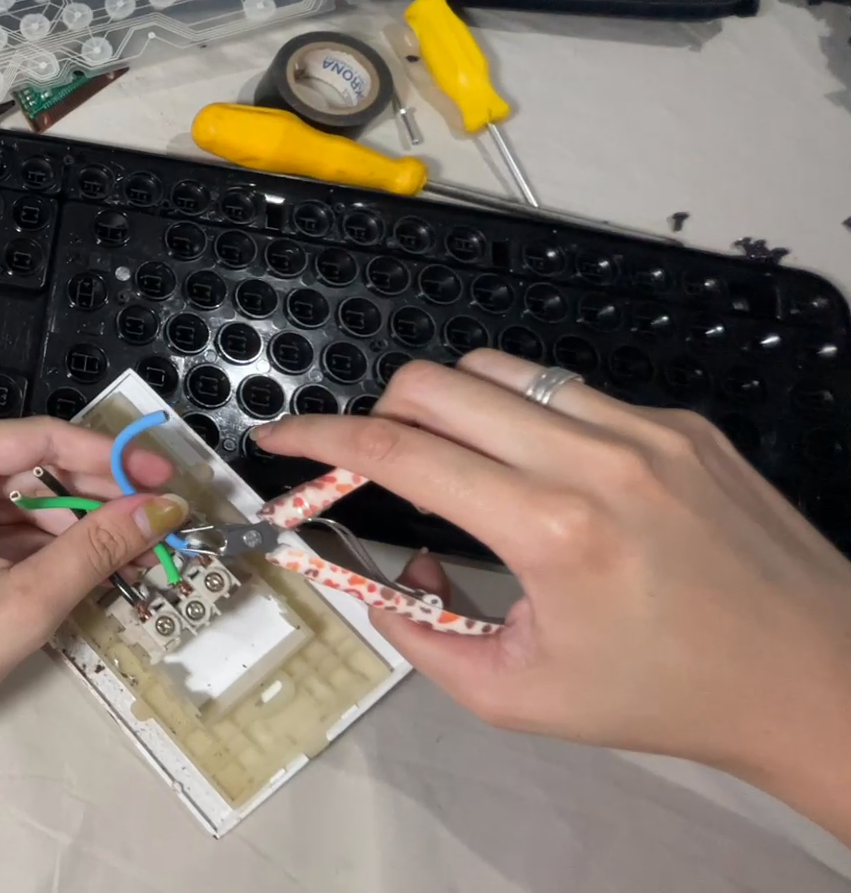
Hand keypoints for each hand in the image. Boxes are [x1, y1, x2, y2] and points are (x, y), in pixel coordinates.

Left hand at [0, 417, 187, 766]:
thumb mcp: (25, 599)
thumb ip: (98, 546)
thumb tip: (161, 507)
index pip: (39, 439)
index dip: (109, 456)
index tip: (165, 477)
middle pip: (30, 468)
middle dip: (96, 498)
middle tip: (160, 523)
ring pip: (19, 502)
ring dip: (76, 528)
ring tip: (138, 555)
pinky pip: (0, 528)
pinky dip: (44, 548)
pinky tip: (92, 567)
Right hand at [253, 350, 850, 840]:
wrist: (839, 691)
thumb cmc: (664, 699)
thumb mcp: (511, 695)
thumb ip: (412, 631)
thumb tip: (384, 569)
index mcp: (551, 529)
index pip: (394, 451)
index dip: (315, 437)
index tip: (274, 438)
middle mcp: (596, 459)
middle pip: (432, 385)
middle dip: (377, 417)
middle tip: (381, 466)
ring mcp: (646, 429)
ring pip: (491, 370)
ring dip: (443, 407)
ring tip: (457, 463)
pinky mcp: (680, 422)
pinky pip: (557, 389)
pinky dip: (514, 418)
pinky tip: (542, 470)